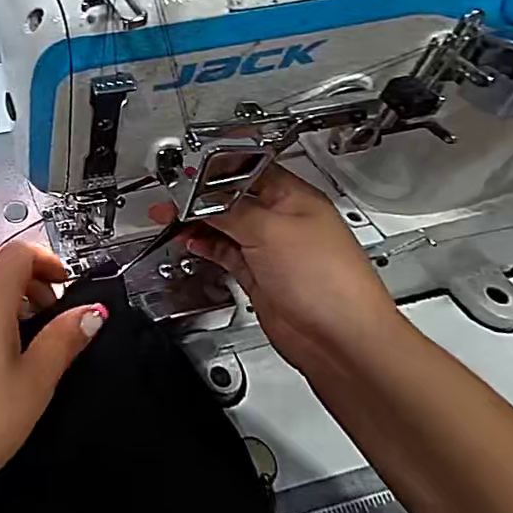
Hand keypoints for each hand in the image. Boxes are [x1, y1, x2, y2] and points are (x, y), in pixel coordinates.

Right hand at [151, 166, 404, 372]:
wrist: (339, 341)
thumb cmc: (329, 284)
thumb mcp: (270, 231)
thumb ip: (230, 210)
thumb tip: (202, 197)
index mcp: (294, 198)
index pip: (249, 171)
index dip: (217, 170)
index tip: (189, 174)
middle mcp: (282, 221)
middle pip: (233, 199)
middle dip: (201, 197)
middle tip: (173, 198)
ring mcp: (271, 250)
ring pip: (226, 227)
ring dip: (199, 222)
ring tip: (172, 218)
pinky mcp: (260, 277)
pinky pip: (226, 253)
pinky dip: (207, 246)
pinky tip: (192, 242)